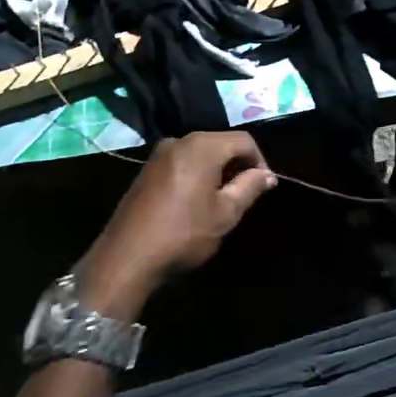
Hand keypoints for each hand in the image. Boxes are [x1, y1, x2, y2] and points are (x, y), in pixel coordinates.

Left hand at [76, 132, 277, 319]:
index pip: (243, 140)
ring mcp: (158, 155)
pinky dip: (196, 175)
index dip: (260, 161)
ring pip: (199, 154)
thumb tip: (267, 175)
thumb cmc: (184, 233)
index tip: (265, 187)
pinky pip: (181, 164)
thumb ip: (249, 188)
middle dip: (237, 165)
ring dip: (216, 171)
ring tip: (223, 201)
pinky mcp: (146, 171)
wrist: (128, 256)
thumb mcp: (224, 213)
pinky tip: (197, 202)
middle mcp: (178, 141)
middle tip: (246, 194)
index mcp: (201, 146)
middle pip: (219, 143)